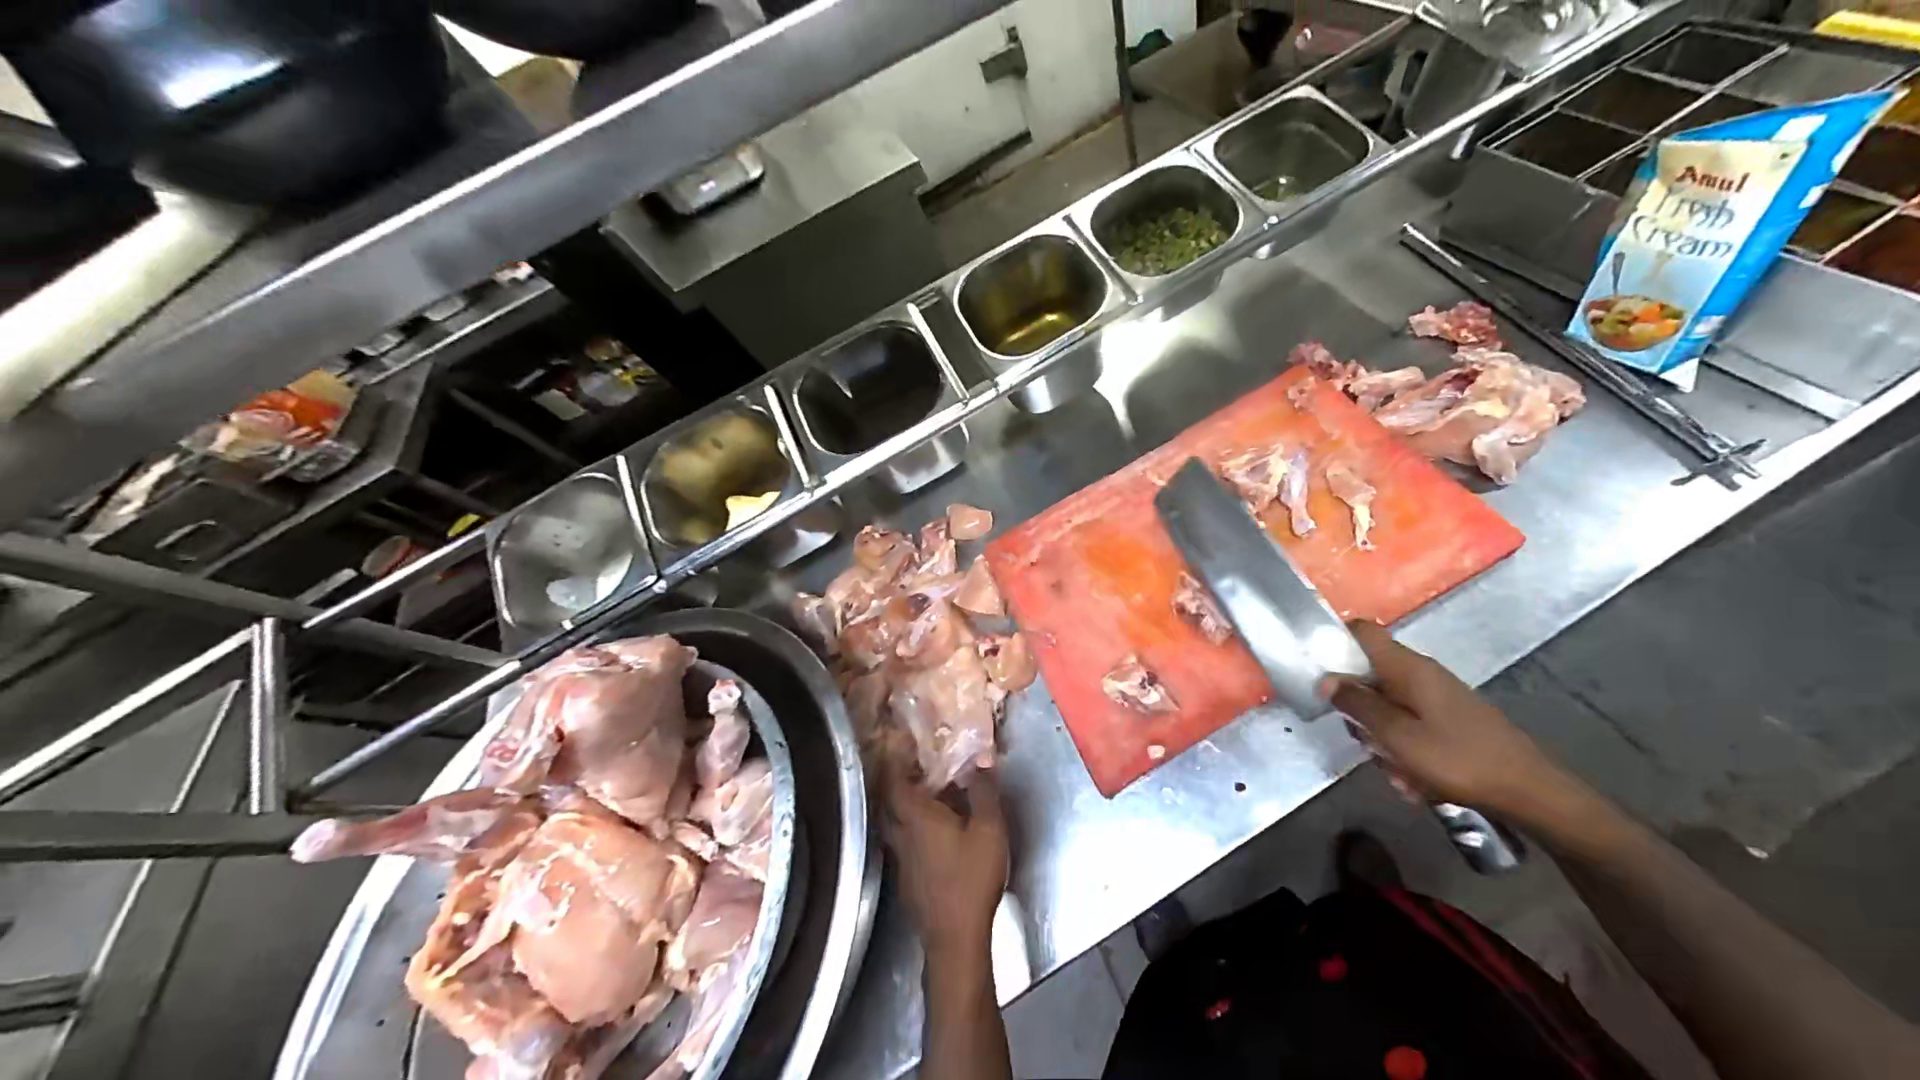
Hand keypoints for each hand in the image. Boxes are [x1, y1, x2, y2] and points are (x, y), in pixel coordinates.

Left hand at [881, 758, 1008, 961]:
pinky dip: (911, 828)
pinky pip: (902, 842)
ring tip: (926, 796)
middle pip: (889, 800)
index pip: (894, 779)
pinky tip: (932, 833)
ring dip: (904, 806)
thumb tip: (980, 761)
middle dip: (898, 780)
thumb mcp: (989, 829)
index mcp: (915, 815)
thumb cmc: (972, 877)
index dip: (896, 759)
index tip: (903, 743)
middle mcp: (900, 833)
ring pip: (894, 822)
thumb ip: (984, 792)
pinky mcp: (906, 879)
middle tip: (916, 767)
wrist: (956, 937)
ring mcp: (900, 859)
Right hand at [1331, 620, 1566, 819]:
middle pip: (1370, 674)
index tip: (1315, 665)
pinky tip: (1414, 780)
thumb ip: (1358, 704)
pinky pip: (1411, 725)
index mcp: (1407, 667)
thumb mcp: (1396, 735)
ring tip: (1395, 771)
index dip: (1334, 639)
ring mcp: (1438, 697)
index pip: (1362, 631)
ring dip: (1382, 736)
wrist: (1532, 793)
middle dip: (1357, 706)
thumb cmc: (1458, 759)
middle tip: (1358, 736)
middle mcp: (1422, 674)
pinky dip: (1405, 748)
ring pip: (1388, 706)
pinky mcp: (1450, 719)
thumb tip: (1325, 678)